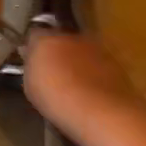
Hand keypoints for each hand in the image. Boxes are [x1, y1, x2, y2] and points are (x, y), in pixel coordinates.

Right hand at [23, 31, 143, 140]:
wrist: (100, 111)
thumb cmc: (56, 99)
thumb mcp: (30, 86)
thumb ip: (30, 67)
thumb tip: (31, 58)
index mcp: (46, 39)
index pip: (34, 34)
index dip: (33, 47)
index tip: (30, 60)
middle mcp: (71, 36)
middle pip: (60, 39)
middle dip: (56, 52)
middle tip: (52, 72)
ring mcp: (96, 48)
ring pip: (81, 51)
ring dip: (76, 62)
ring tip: (73, 85)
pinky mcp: (115, 63)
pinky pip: (97, 65)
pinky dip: (93, 73)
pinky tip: (90, 92)